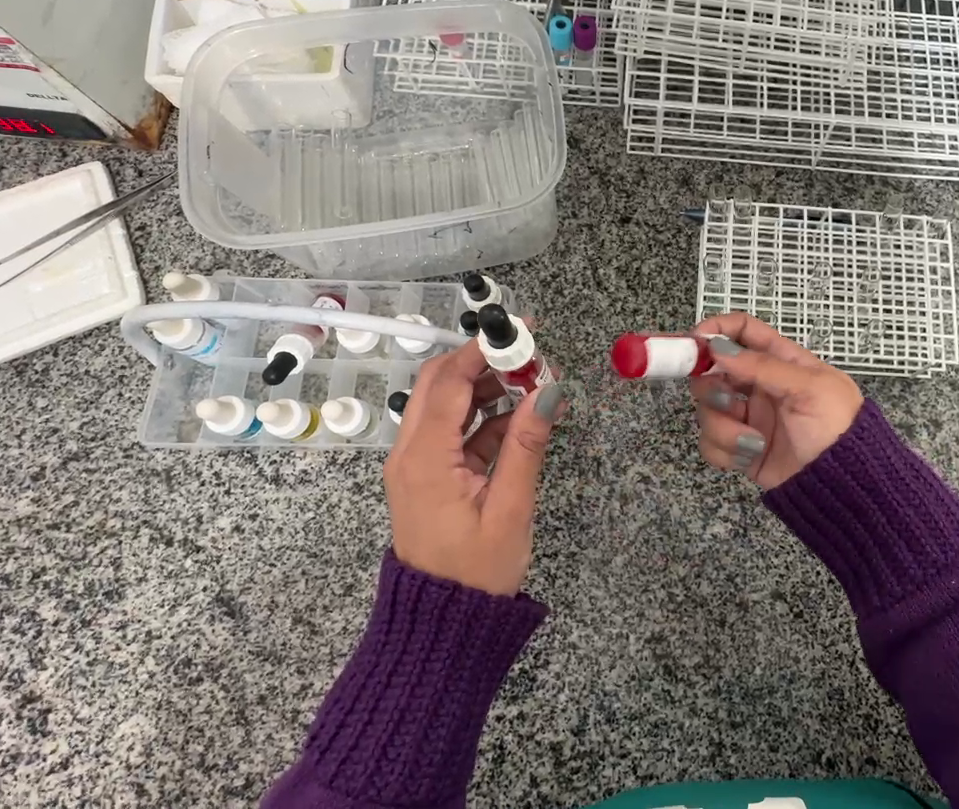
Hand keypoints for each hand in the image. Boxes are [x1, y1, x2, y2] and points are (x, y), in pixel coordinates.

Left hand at [384, 344, 566, 595]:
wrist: (443, 625)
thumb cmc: (476, 572)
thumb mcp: (510, 507)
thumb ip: (526, 444)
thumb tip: (548, 391)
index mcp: (424, 458)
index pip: (449, 383)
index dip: (484, 351)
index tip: (521, 333)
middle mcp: (410, 453)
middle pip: (440, 385)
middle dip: (484, 363)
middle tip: (530, 356)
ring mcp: (416, 464)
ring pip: (446, 405)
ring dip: (486, 388)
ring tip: (532, 383)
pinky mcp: (428, 476)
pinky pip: (453, 432)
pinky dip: (484, 417)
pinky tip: (519, 418)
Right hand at [688, 313, 862, 489]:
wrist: (842, 485)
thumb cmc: (836, 427)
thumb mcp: (809, 388)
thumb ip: (763, 367)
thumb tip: (718, 348)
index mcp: (780, 361)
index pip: (743, 331)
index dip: (716, 329)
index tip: (694, 343)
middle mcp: (759, 385)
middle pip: (713, 371)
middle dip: (711, 386)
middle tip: (727, 401)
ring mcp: (748, 417)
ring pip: (708, 409)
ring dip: (723, 426)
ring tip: (753, 441)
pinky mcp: (740, 448)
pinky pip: (711, 442)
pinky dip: (724, 450)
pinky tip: (749, 456)